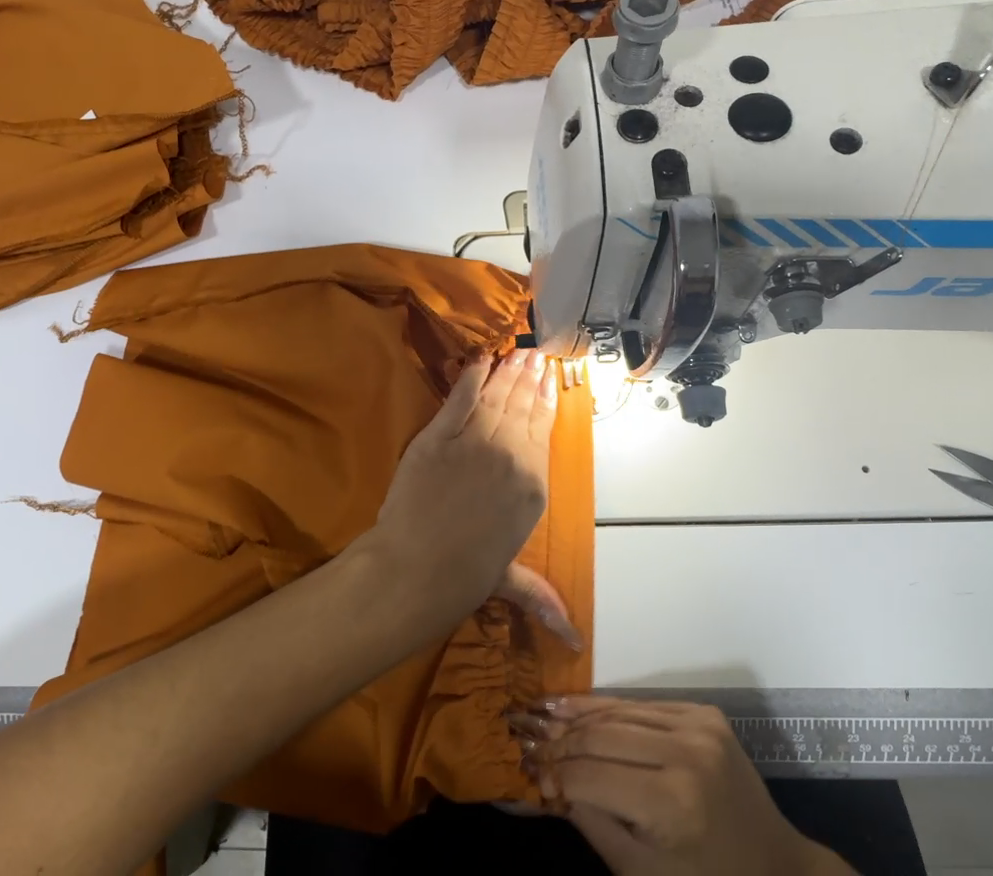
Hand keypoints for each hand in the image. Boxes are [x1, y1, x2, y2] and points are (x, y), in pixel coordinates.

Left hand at [365, 350, 574, 642]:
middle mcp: (512, 455)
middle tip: (536, 357)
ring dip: (508, 372)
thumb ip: (542, 597)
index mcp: (534, 486)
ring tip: (517, 354)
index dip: (548, 403)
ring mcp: (475, 439)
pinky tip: (480, 360)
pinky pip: (461, 397)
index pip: (544, 432)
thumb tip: (575, 640)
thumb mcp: (508, 580)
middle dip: (531, 379)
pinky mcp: (439, 434)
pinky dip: (471, 375)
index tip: (551, 382)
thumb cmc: (464, 576)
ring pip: (497, 396)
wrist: (417, 567)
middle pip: (524, 407)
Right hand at [519, 697, 853, 875]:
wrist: (775, 865)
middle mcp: (685, 753)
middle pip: (599, 736)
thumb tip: (538, 784)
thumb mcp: (638, 869)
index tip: (521, 769)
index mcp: (670, 802)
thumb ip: (588, 820)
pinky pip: (641, 705)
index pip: (588, 776)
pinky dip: (607, 708)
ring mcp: (698, 727)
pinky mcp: (704, 714)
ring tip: (537, 713)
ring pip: (617, 712)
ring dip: (574, 715)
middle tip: (521, 737)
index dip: (551, 773)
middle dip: (557, 740)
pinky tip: (576, 708)